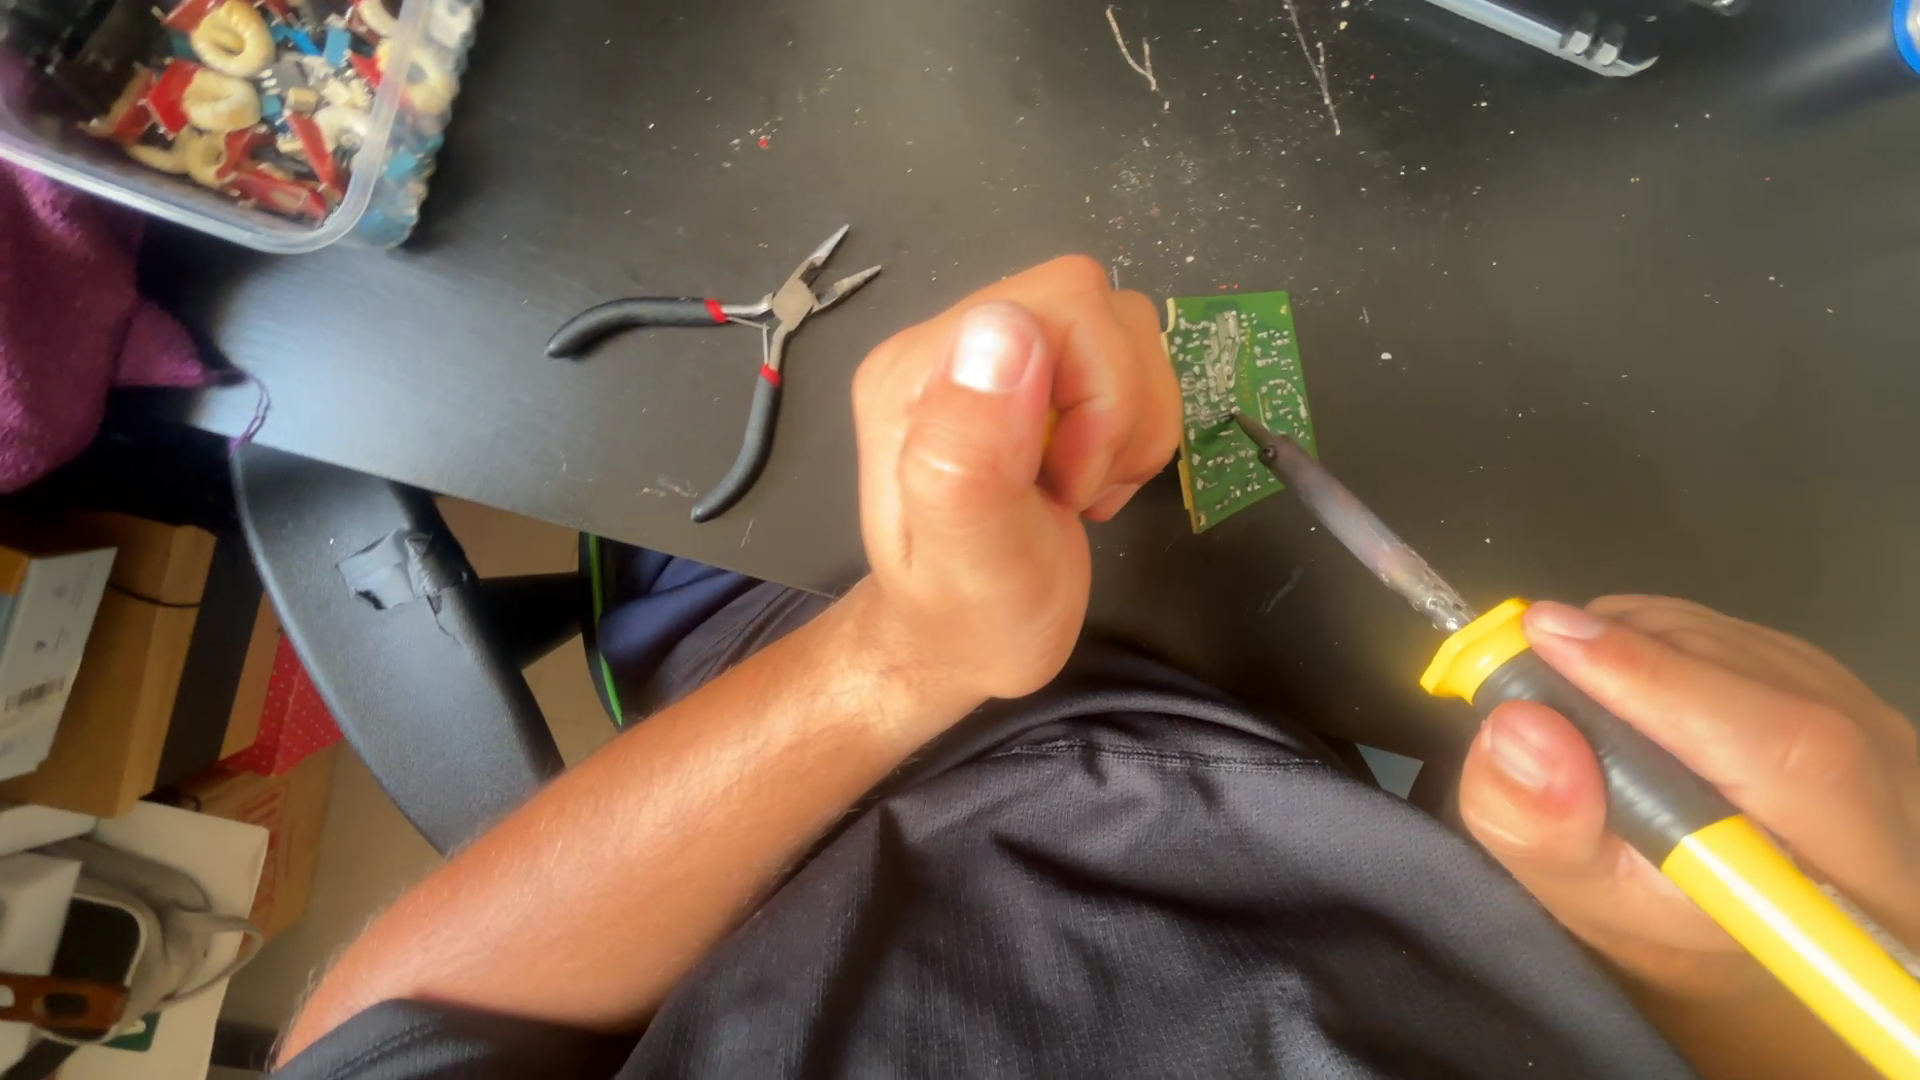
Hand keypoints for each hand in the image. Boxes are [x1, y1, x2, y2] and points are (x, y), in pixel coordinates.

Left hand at [849, 256, 1177, 702]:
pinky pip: (1128, 362)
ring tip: (1079, 489)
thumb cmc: (968, 618)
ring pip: (1124, 331)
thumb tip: (1004, 327)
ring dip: (1129, 425)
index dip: (1097, 394)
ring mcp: (997, 361)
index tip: (1065, 478)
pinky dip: (1133, 429)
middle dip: (1115, 413)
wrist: (968, 640)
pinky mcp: (1037, 381)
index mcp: (914, 374)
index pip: (1058, 305)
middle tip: (1074, 488)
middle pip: (1096, 309)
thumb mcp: (968, 560)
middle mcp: (951, 347)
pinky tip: (1088, 480)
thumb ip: (970, 453)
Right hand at [1459, 596, 1919, 999]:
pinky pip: (1720, 628)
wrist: (1704, 895)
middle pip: (1752, 674)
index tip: (1547, 638)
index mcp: (1847, 870)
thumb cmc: (1640, 905)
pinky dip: (1638, 635)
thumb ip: (1536, 820)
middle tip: (1518, 658)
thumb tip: (1517, 725)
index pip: (1778, 746)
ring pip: (1726, 641)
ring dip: (1619, 642)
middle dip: (1614, 651)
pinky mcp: (1826, 679)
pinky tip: (1609, 680)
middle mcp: (1890, 785)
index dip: (1655, 678)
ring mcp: (1869, 720)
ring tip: (1565, 692)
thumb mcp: (1564, 884)